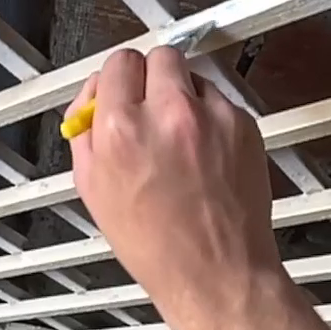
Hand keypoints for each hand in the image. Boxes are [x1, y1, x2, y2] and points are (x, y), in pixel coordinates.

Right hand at [66, 47, 292, 329]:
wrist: (216, 273)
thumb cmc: (155, 245)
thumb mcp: (93, 192)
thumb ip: (86, 136)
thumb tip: (88, 102)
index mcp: (121, 129)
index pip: (117, 63)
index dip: (118, 81)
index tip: (122, 94)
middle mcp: (168, 113)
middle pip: (158, 56)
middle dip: (151, 78)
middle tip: (150, 109)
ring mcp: (212, 117)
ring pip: (192, 76)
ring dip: (182, 96)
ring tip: (180, 141)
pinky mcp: (244, 125)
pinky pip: (220, 102)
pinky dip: (210, 119)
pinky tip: (204, 155)